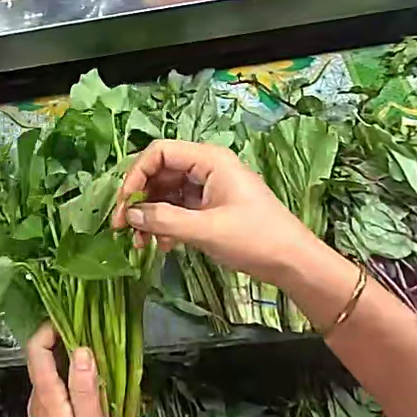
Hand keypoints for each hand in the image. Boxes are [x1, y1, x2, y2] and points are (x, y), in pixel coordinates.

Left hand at [25, 323, 118, 416]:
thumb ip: (85, 391)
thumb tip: (81, 348)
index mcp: (47, 401)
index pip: (36, 351)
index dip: (51, 329)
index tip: (78, 320)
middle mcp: (38, 403)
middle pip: (42, 359)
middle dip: (65, 340)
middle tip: (98, 335)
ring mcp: (41, 415)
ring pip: (50, 374)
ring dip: (70, 360)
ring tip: (101, 356)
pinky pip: (56, 391)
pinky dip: (72, 379)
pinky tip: (94, 385)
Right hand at [115, 139, 347, 290]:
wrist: (294, 263)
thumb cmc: (256, 239)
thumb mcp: (206, 230)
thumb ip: (164, 220)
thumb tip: (129, 215)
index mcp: (210, 159)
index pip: (160, 152)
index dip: (136, 174)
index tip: (124, 204)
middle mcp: (206, 167)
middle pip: (159, 172)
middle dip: (138, 198)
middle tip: (122, 226)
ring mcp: (208, 186)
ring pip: (165, 192)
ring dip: (149, 215)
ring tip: (140, 243)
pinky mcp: (210, 206)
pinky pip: (177, 207)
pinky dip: (164, 224)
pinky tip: (161, 246)